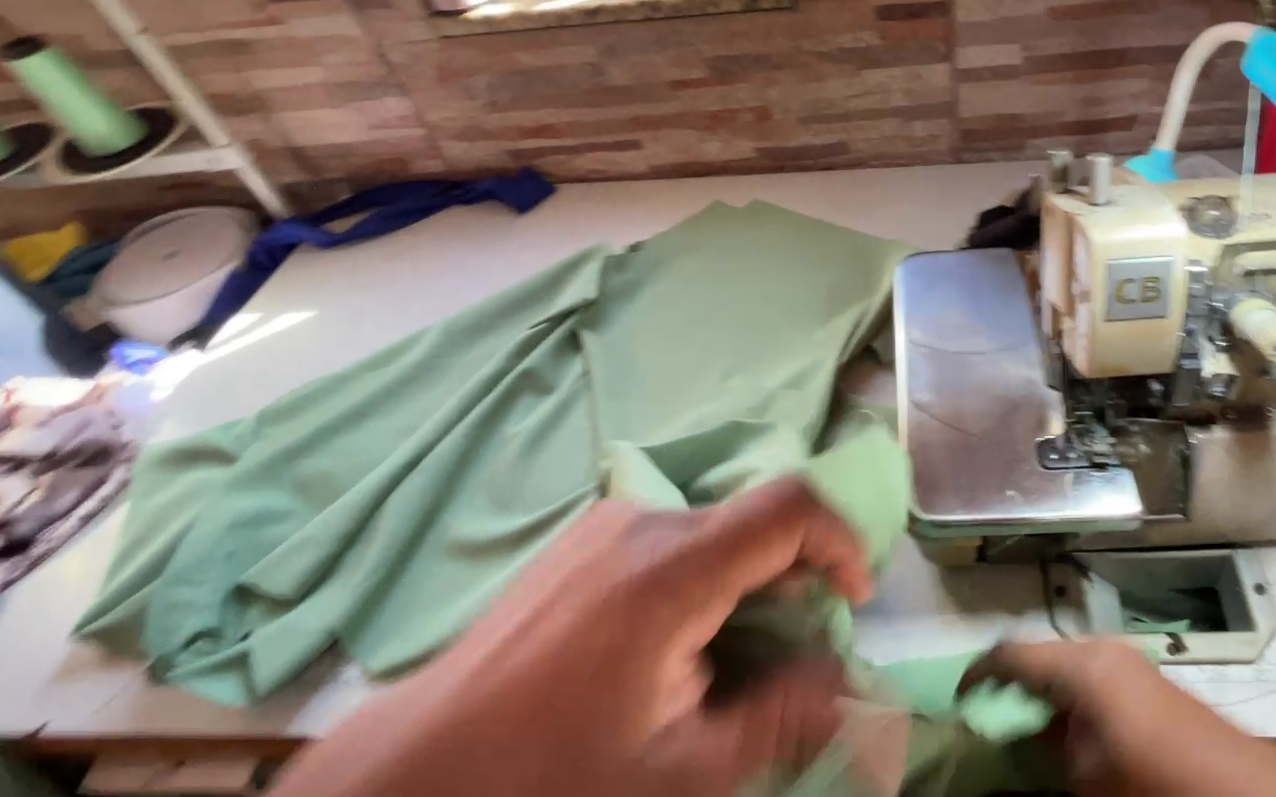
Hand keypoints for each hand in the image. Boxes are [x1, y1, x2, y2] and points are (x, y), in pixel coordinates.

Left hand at [270, 478, 872, 796]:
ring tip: (724, 661)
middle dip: (795, 577)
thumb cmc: (554, 774)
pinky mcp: (584, 537)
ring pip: (716, 529)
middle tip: (788, 654)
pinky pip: (674, 537)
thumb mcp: (683, 771)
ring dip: (747, 581)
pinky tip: (673, 645)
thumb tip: (850, 682)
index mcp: (672, 568)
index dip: (842, 539)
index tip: (852, 599)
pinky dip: (705, 576)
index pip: (790, 505)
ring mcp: (606, 523)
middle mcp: (642, 521)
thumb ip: (782, 719)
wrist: (423, 765)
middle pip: (755, 518)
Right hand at [962, 640, 1275, 796]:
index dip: (977, 673)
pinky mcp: (1145, 677)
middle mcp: (1100, 650)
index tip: (957, 698)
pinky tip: (1070, 735)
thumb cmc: (1152, 778)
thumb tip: (1016, 740)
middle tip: (989, 720)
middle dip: (1011, 686)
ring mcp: (1126, 660)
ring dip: (1042, 694)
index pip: (1009, 654)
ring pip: (1065, 667)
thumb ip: (1042, 750)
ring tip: (1025, 731)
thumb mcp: (1085, 776)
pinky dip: (1070, 698)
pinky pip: (1091, 677)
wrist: (1241, 787)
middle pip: (1038, 657)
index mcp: (1080, 664)